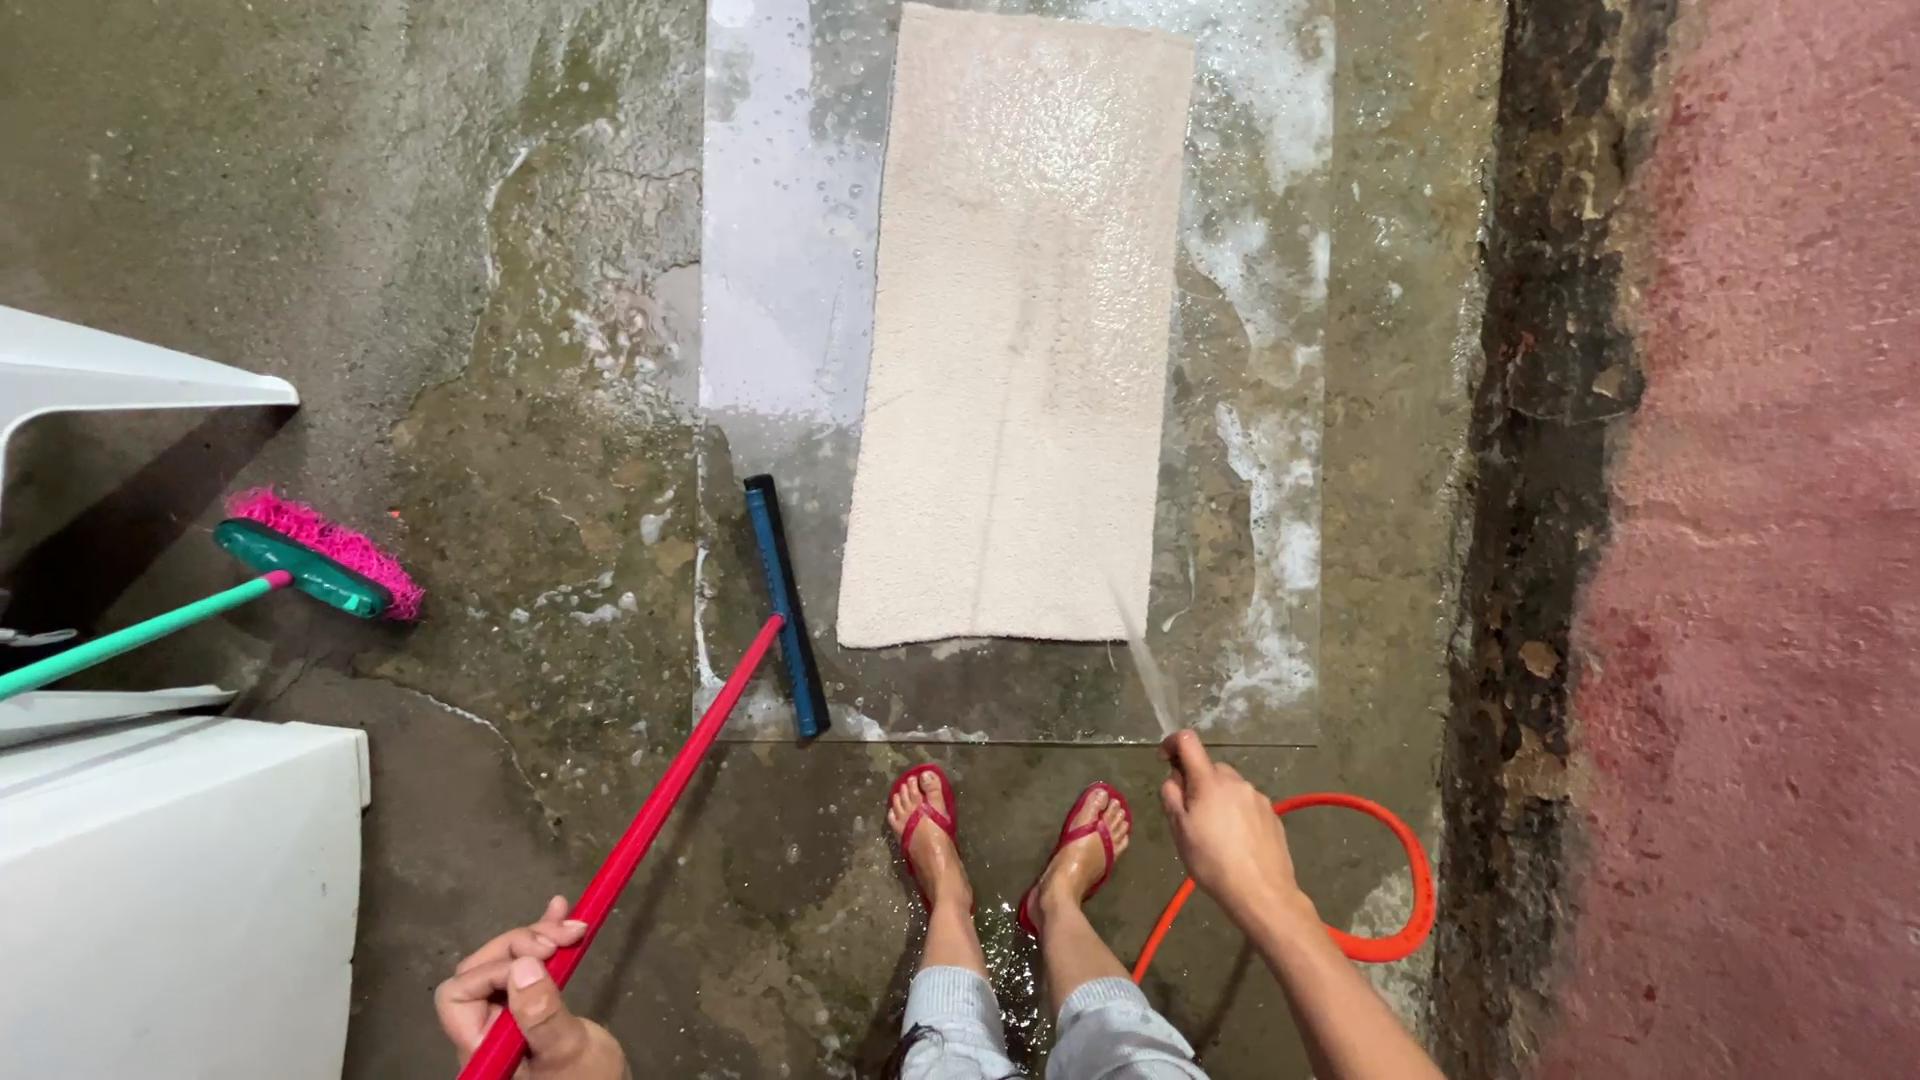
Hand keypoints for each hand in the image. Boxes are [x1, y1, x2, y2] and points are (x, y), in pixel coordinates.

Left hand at [434, 896, 630, 1079]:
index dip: (499, 966)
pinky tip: (560, 911)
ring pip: (503, 961)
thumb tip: (523, 965)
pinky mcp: (530, 1004)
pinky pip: (528, 963)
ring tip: (574, 927)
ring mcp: (506, 1015)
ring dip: (538, 936)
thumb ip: (541, 1014)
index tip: (547, 956)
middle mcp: (483, 1029)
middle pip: (478, 970)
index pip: (461, 993)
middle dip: (520, 944)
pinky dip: (545, 935)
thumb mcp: (565, 1051)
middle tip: (564, 938)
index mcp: (479, 1047)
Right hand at [1158, 730, 1313, 927]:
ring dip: (1218, 798)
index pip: (1188, 741)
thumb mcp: (1179, 830)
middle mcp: (1236, 782)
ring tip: (1215, 833)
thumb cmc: (1212, 862)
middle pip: (1209, 768)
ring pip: (1229, 787)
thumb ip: (1171, 795)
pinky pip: (1247, 804)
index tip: (1165, 761)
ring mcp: (1258, 798)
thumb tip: (1175, 778)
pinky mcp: (1273, 815)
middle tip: (1190, 814)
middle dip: (1196, 782)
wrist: (1262, 894)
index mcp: (1209, 781)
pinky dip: (1236, 813)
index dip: (1172, 743)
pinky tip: (1236, 841)